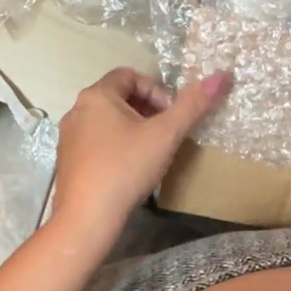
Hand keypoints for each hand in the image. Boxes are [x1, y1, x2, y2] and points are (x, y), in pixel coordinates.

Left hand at [48, 67, 231, 237]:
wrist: (87, 216)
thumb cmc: (126, 169)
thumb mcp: (166, 136)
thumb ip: (193, 105)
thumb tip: (222, 74)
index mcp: (97, 95)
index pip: (129, 75)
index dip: (156, 90)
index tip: (170, 116)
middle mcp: (77, 109)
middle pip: (118, 97)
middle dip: (146, 111)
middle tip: (164, 135)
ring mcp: (69, 136)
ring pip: (107, 122)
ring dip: (132, 130)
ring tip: (149, 154)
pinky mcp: (67, 160)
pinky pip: (96, 143)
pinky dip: (115, 148)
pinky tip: (128, 171)